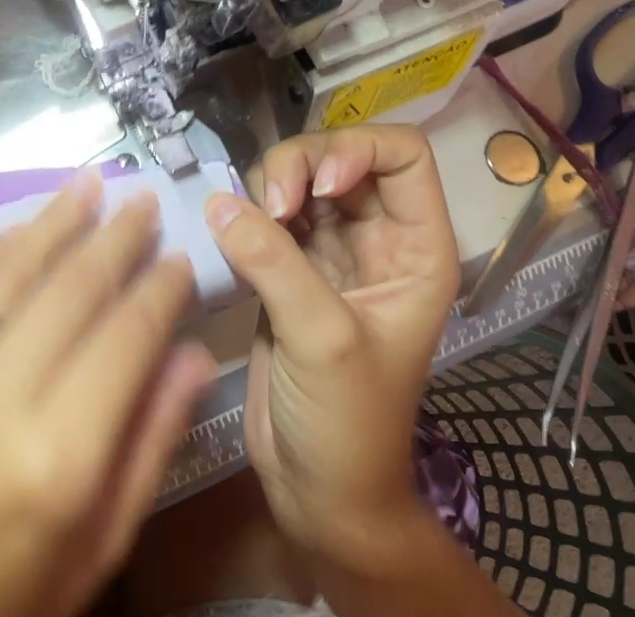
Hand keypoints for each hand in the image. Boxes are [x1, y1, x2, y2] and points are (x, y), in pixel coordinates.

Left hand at [0, 174, 217, 616]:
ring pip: (3, 272)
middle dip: (115, 238)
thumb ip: (147, 447)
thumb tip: (191, 355)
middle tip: (143, 200)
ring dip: (51, 223)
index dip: (161, 289)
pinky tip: (17, 230)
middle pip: (69, 291)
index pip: (126, 338)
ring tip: (88, 186)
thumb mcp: (95, 551)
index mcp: (57, 460)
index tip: (182, 257)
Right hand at [205, 125, 461, 575]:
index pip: (402, 154)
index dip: (359, 149)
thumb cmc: (348, 420)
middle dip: (298, 165)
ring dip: (266, 185)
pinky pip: (264, 214)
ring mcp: (328, 252)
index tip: (319, 187)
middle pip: (339, 156)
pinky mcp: (285, 269)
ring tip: (244, 224)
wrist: (319, 486)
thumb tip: (218, 202)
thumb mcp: (322, 338)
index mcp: (416, 247)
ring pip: (296, 179)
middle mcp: (375, 238)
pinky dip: (244, 211)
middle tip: (268, 208)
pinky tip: (228, 232)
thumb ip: (274, 262)